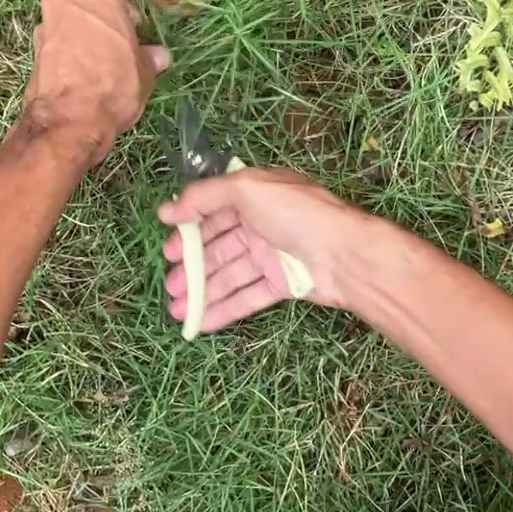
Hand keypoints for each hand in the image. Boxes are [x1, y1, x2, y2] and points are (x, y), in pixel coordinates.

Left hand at [22, 0, 170, 159]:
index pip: (124, 9)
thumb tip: (160, 56)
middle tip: (116, 59)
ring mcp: (45, 25)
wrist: (70, 118)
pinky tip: (78, 80)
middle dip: (103, 33)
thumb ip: (150, 59)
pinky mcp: (32, 51)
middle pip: (92, 15)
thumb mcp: (144, 73)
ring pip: (72, 31)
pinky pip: (57, 50)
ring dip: (83, 45)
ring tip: (95, 73)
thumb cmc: (115, 85)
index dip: (132, 31)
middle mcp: (67, 1)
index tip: (136, 50)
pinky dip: (67, 60)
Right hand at [157, 168, 376, 331]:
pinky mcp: (282, 284)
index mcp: (254, 196)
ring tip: (178, 311)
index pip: (213, 212)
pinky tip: (202, 322)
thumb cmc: (297, 214)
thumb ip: (204, 196)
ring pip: (230, 275)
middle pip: (218, 247)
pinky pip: (248, 296)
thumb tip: (166, 211)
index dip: (188, 230)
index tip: (167, 250)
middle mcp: (261, 224)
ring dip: (203, 292)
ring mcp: (272, 256)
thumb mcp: (247, 189)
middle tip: (171, 286)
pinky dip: (225, 309)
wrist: (346, 255)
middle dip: (192, 267)